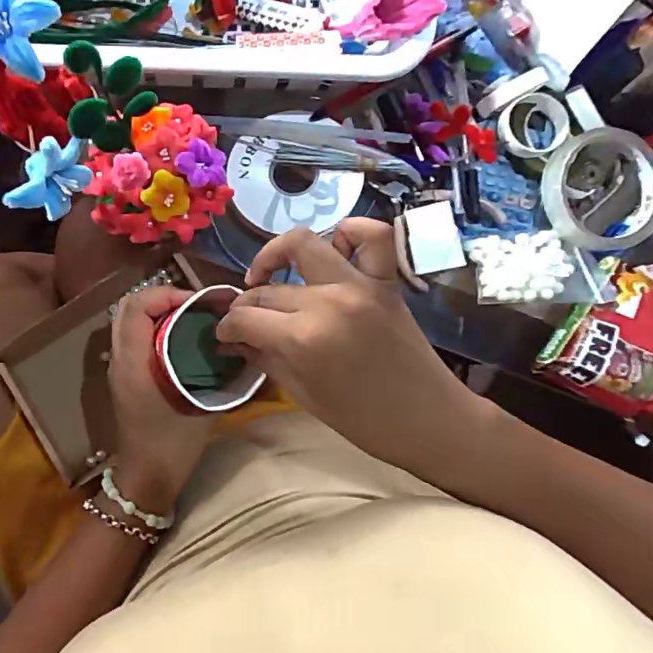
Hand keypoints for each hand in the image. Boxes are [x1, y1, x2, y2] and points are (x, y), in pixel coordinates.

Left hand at [107, 285, 216, 515]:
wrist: (147, 479)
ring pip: (128, 321)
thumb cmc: (173, 443)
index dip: (166, 294)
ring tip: (190, 320)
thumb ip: (210, 367)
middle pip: (128, 307)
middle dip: (161, 298)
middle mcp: (119, 359)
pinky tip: (180, 341)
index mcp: (133, 362)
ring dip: (156, 313)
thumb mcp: (200, 403)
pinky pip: (132, 338)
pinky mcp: (124, 378)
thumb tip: (230, 339)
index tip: (197, 303)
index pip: (137, 306)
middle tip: (194, 308)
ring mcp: (118, 368)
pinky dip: (153, 328)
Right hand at [215, 220, 483, 472]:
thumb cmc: (363, 420)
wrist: (428, 419)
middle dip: (247, 305)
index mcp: (302, 339)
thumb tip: (231, 340)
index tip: (224, 334)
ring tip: (268, 274)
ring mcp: (359, 285)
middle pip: (269, 289)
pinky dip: (350, 231)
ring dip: (276, 254)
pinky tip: (332, 249)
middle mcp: (327, 301)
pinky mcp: (386, 281)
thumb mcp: (302, 394)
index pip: (246, 319)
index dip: (227, 327)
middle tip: (246, 321)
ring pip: (304, 244)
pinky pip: (370, 235)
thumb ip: (263, 358)